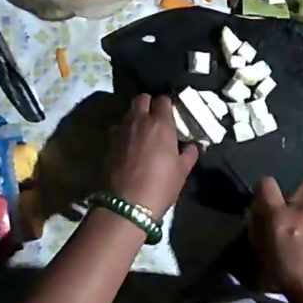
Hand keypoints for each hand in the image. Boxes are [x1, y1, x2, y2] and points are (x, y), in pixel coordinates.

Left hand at [105, 94, 199, 218]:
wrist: (127, 205)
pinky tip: (128, 145)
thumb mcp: (182, 170)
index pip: (164, 99)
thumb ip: (190, 153)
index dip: (168, 104)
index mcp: (160, 123)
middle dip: (149, 104)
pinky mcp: (108, 143)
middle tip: (155, 117)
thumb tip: (194, 145)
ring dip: (135, 117)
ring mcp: (121, 130)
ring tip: (141, 131)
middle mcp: (139, 120)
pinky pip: (117, 128)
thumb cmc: (160, 185)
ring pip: (128, 112)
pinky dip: (124, 131)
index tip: (172, 114)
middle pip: (142, 98)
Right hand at [250, 176, 302, 302]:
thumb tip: (257, 226)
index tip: (265, 208)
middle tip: (290, 244)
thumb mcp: (265, 267)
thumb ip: (259, 240)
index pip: (266, 185)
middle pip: (291, 209)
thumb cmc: (297, 285)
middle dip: (289, 222)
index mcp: (280, 218)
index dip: (264, 194)